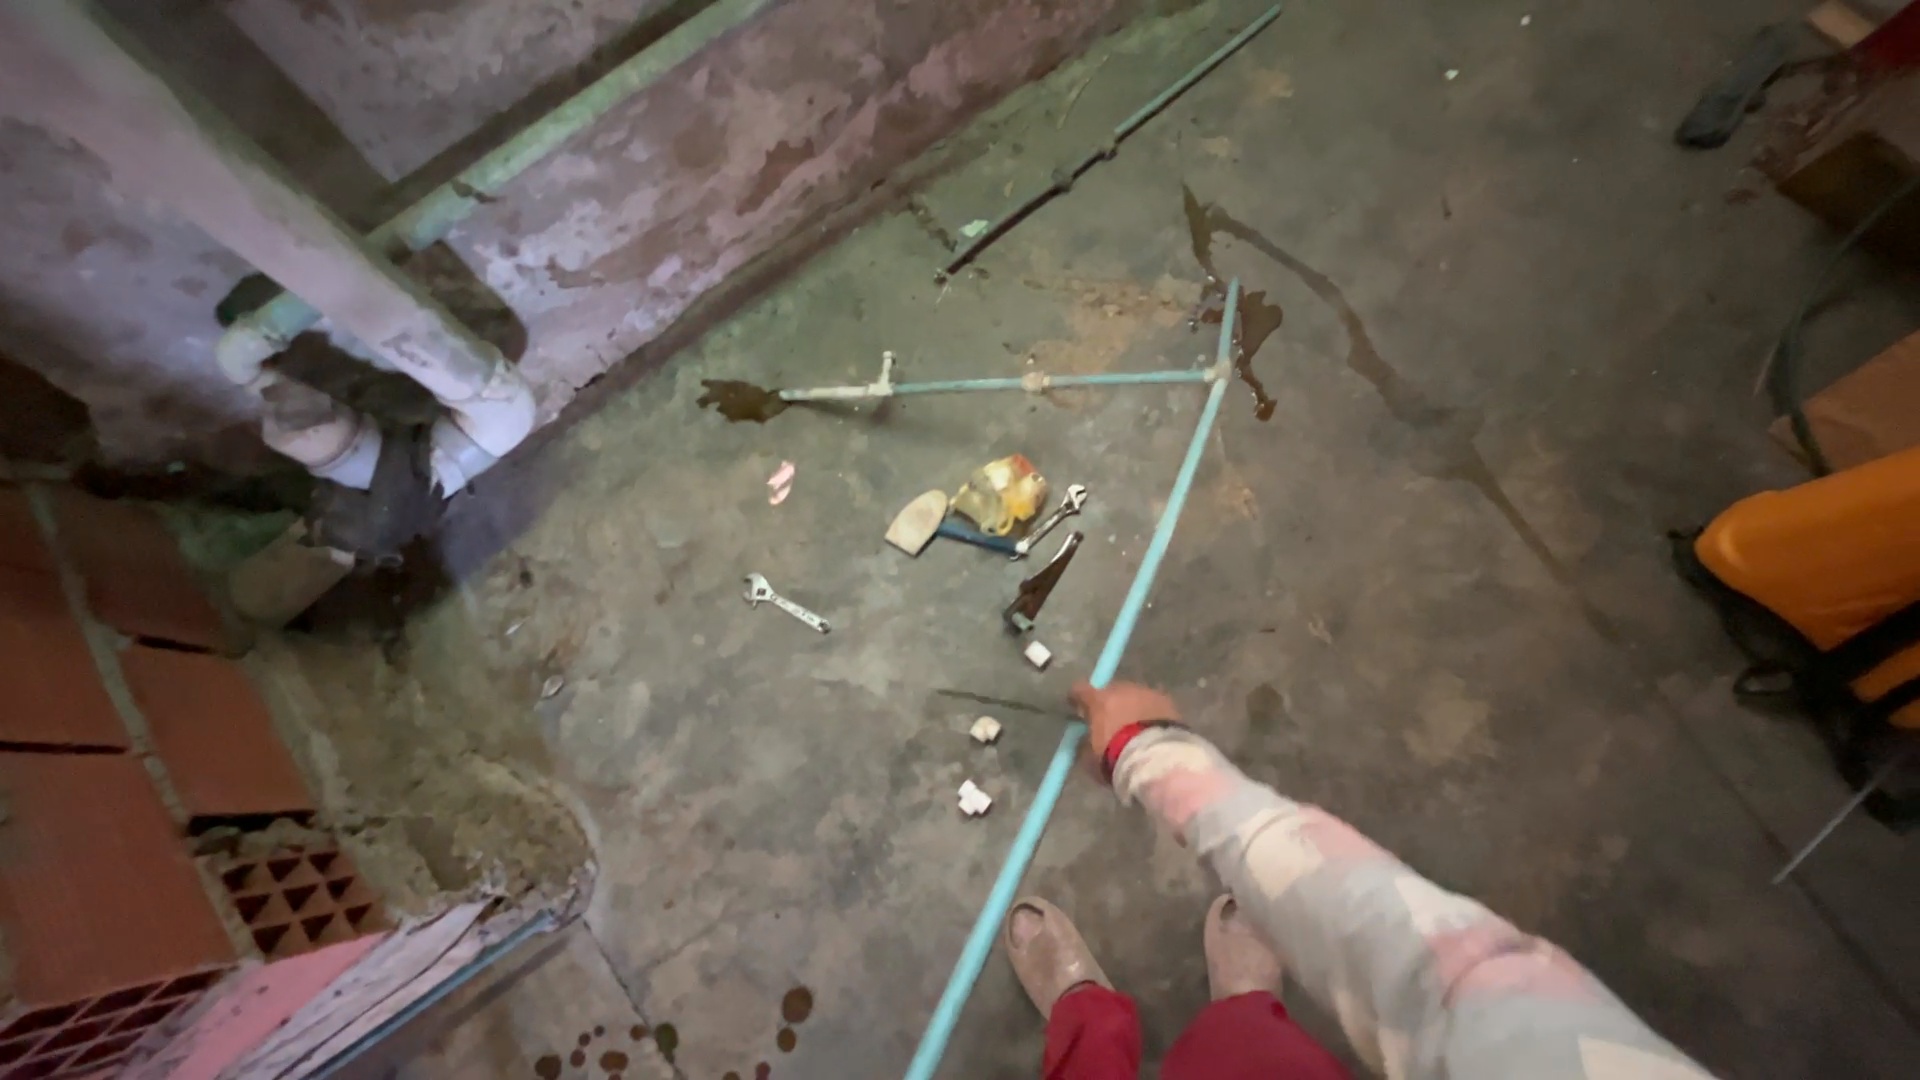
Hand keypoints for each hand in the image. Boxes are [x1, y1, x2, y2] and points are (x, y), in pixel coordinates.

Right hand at [1070, 679, 1182, 759]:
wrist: (1158, 760)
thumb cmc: (1117, 758)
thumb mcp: (1091, 760)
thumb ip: (1084, 746)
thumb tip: (1084, 741)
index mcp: (1099, 700)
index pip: (1080, 689)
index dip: (1077, 698)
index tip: (1077, 707)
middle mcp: (1121, 689)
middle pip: (1110, 690)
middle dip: (1108, 703)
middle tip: (1110, 722)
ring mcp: (1146, 693)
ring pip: (1133, 696)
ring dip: (1131, 707)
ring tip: (1135, 728)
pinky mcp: (1167, 701)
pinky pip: (1152, 704)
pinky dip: (1150, 713)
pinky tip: (1152, 730)